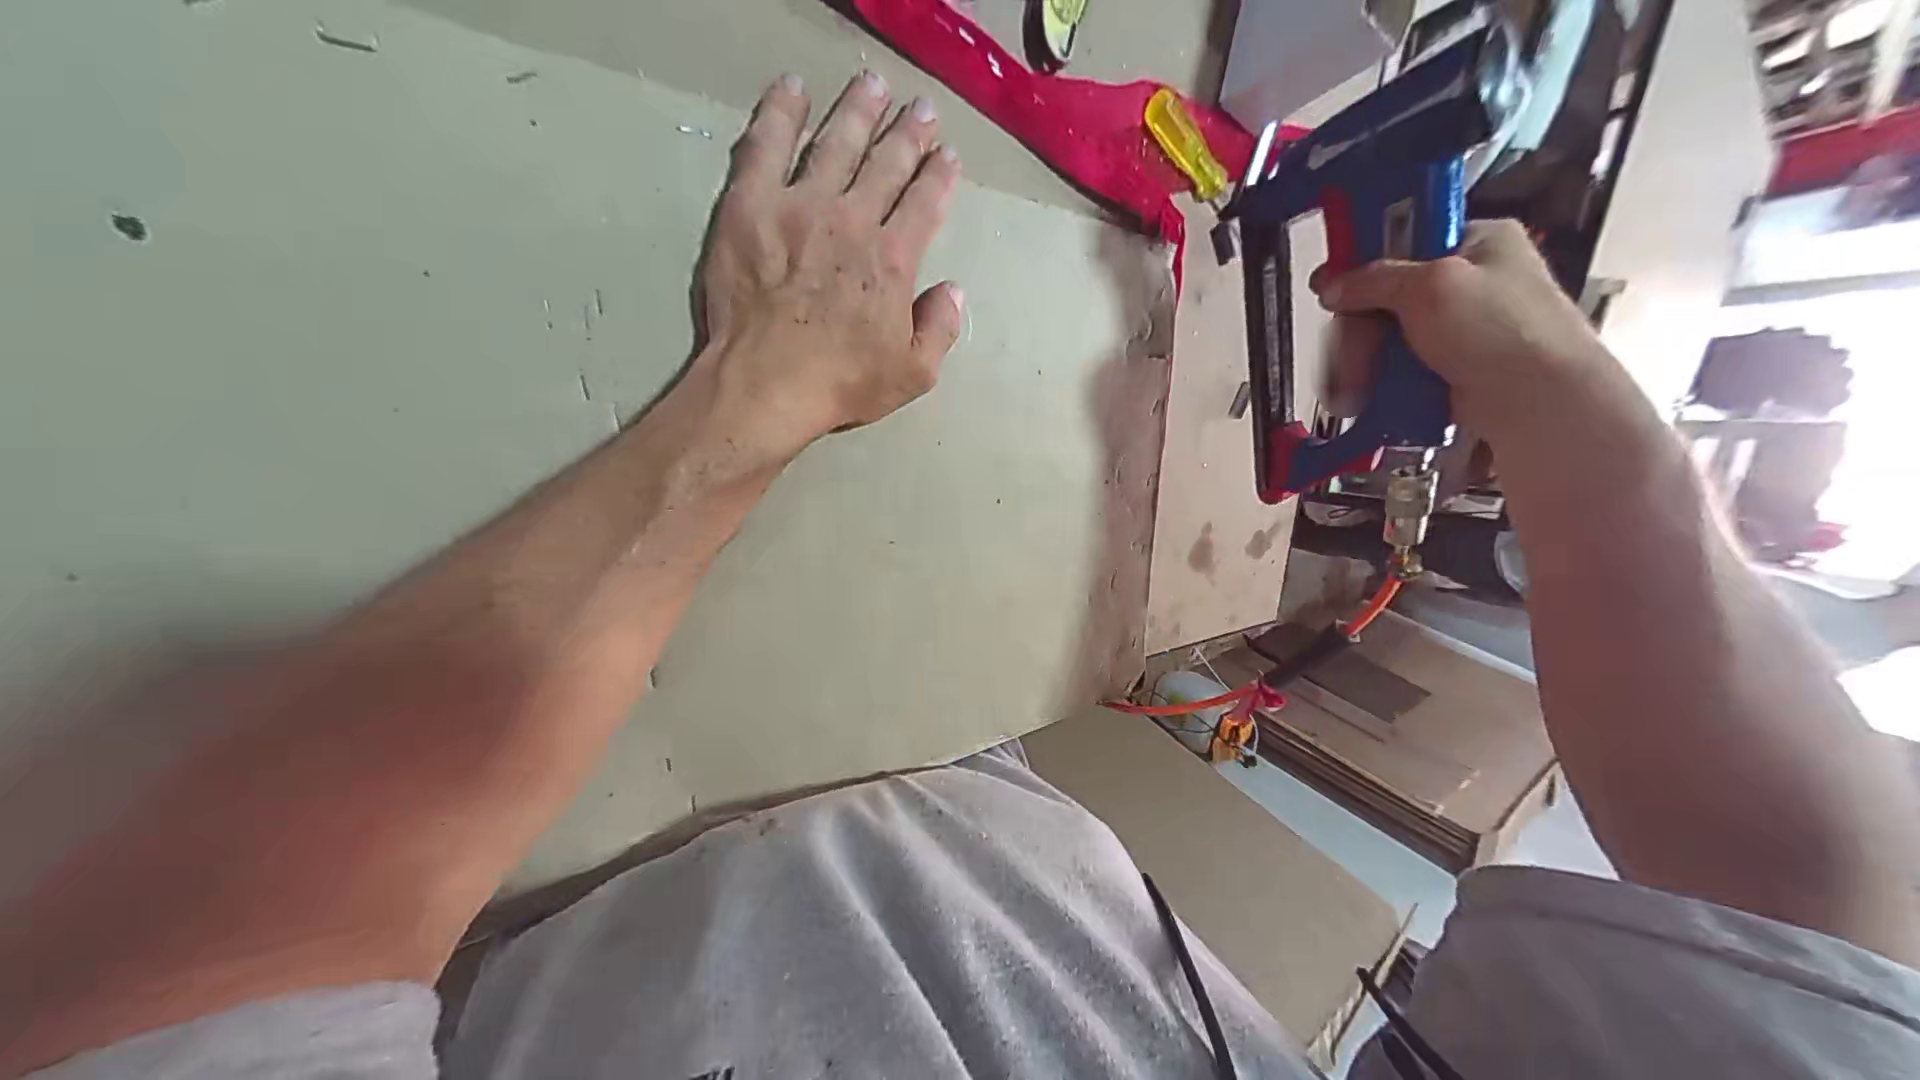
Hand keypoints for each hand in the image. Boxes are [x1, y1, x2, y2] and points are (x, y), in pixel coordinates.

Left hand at [693, 72, 964, 457]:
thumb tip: (954, 289)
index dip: (940, 175)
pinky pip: (767, 145)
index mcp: (893, 258)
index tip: (947, 156)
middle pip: (886, 162)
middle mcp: (853, 219)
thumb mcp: (913, 373)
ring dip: (858, 110)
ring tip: (872, 84)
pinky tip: (793, 89)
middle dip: (908, 132)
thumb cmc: (842, 383)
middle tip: (921, 109)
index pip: (925, 202)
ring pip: (836, 141)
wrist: (766, 384)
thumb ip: (940, 328)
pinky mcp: (750, 204)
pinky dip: (782, 112)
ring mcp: (800, 205)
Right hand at [1311, 220, 1625, 443]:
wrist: (1536, 401)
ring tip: (1350, 387)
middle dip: (1356, 328)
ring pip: (1380, 333)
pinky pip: (1389, 363)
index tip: (1329, 286)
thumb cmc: (1498, 331)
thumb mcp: (1432, 287)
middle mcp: (1463, 279)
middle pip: (1381, 294)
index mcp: (1475, 241)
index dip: (1360, 261)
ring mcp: (1451, 326)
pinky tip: (1359, 393)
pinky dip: (1372, 378)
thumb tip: (1330, 285)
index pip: (1400, 239)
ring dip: (1358, 359)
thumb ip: (1374, 279)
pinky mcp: (1440, 364)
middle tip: (1346, 351)